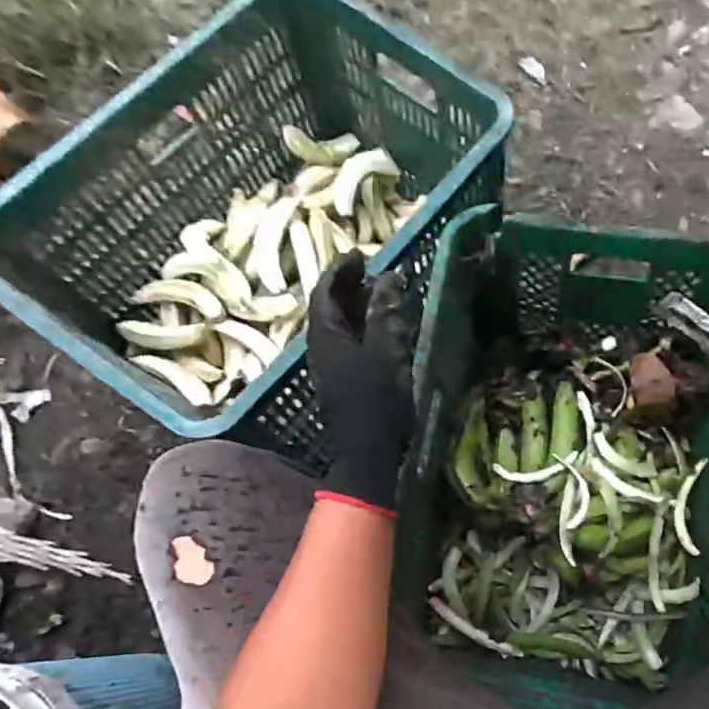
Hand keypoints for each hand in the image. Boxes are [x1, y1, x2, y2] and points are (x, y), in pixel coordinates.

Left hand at [306, 253, 414, 513]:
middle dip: (350, 288)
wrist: (367, 453)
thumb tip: (388, 279)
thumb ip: (386, 314)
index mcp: (325, 336)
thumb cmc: (377, 400)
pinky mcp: (341, 384)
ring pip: (338, 327)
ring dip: (356, 310)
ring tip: (381, 300)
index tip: (361, 255)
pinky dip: (361, 330)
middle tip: (375, 275)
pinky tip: (380, 334)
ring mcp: (329, 368)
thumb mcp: (388, 352)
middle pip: (329, 308)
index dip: (342, 270)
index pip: (326, 291)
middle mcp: (320, 349)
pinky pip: (346, 344)